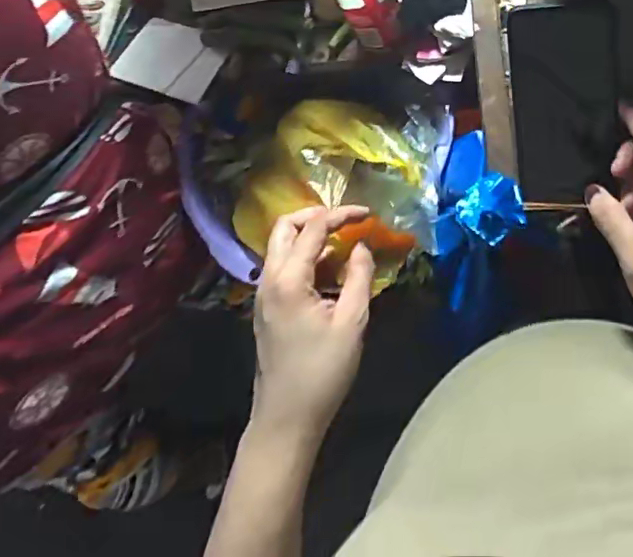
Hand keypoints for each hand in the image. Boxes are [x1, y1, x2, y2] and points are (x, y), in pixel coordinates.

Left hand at [252, 206, 375, 435]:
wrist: (286, 419)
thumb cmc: (322, 372)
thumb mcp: (352, 322)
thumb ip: (359, 277)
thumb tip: (361, 246)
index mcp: (288, 279)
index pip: (314, 228)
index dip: (341, 214)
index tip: (368, 213)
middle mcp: (269, 279)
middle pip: (285, 227)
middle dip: (316, 215)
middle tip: (346, 220)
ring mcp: (264, 293)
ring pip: (280, 245)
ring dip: (309, 235)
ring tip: (342, 242)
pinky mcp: (266, 306)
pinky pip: (282, 265)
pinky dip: (303, 255)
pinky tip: (328, 269)